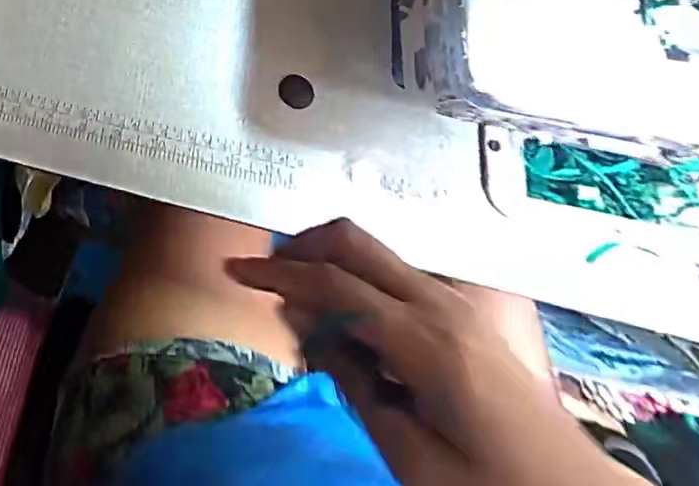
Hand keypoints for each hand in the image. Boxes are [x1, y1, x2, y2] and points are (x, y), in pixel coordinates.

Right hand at [227, 219, 639, 485]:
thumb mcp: (411, 457)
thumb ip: (351, 379)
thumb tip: (301, 319)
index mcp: (425, 339)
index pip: (333, 284)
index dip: (279, 275)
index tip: (236, 270)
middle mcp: (439, 301)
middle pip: (354, 241)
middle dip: (302, 246)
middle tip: (265, 271)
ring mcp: (455, 301)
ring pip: (374, 252)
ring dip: (328, 260)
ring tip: (298, 298)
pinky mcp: (463, 312)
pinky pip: (395, 276)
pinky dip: (357, 279)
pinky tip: (347, 320)